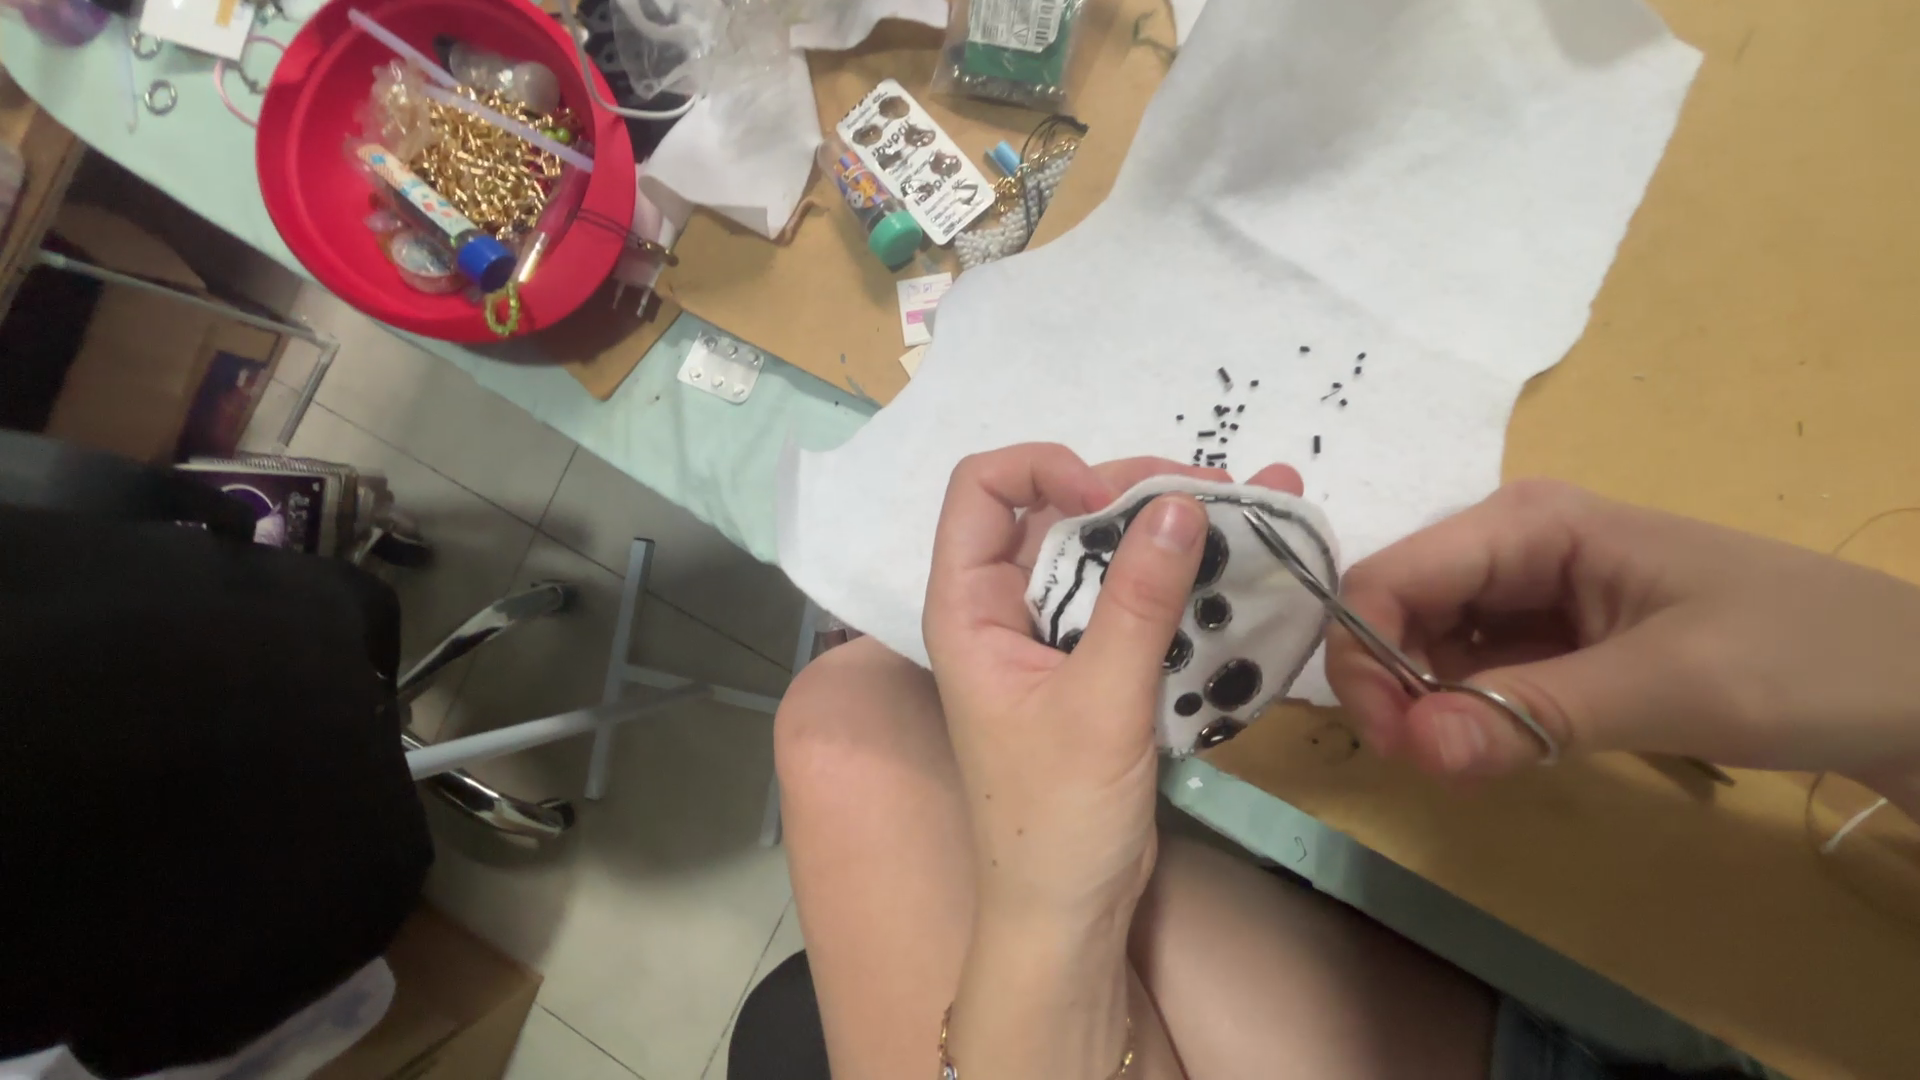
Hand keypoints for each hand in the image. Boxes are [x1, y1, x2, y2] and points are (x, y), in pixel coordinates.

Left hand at [923, 445, 1302, 920]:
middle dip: (1126, 490)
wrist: (1067, 906)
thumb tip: (1181, 503)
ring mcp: (1046, 630)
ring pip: (1096, 548)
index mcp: (967, 604)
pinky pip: (1123, 592)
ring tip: (1237, 510)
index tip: (1112, 500)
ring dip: (1159, 526)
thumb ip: (1139, 602)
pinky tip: (1228, 560)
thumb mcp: (1102, 704)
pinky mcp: (1086, 657)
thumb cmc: (1058, 816)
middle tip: (1211, 493)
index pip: (982, 488)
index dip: (1043, 469)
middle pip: (1052, 508)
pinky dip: (1171, 573)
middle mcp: (1000, 603)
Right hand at [1326, 480, 1919, 802]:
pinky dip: (1459, 709)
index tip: (1396, 746)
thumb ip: (1534, 715)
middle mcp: (1502, 543)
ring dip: (1424, 703)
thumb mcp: (1677, 688)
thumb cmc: (1817, 660)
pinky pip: (1461, 664)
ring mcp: (1517, 584)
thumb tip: (1413, 751)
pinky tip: (1497, 739)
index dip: (1365, 659)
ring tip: (1475, 757)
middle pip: (1392, 610)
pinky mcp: (1535, 626)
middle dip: (1392, 686)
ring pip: (1417, 641)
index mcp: (1523, 524)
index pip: (1386, 582)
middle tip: (1432, 762)